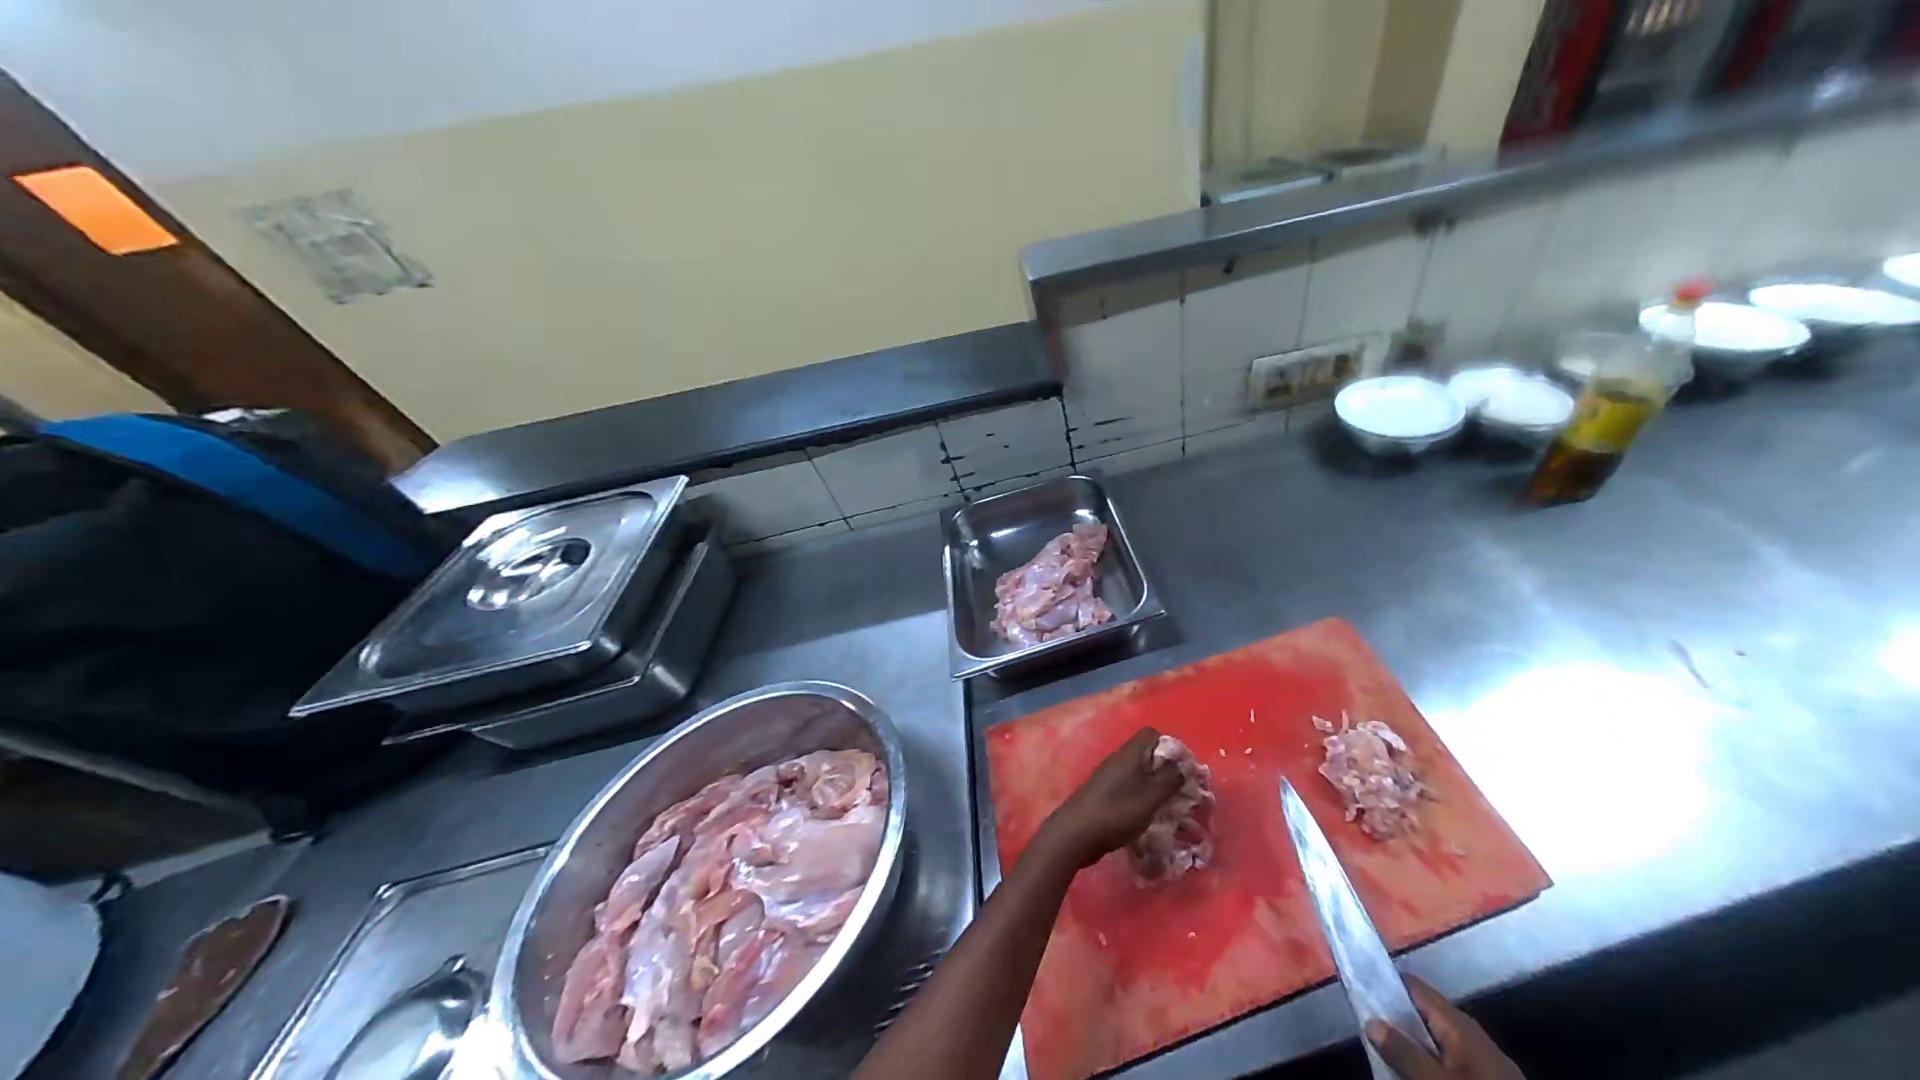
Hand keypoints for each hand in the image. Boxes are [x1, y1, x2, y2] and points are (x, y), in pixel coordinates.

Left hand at [1031, 727, 1182, 868]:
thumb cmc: (1117, 811)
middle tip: (1182, 795)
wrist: (1076, 834)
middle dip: (1167, 774)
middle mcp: (1118, 761)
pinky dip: (1142, 802)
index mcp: (1129, 754)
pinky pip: (1129, 792)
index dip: (1170, 747)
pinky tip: (1150, 820)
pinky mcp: (1104, 796)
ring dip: (1156, 791)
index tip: (1182, 770)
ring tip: (1171, 811)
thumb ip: (1170, 778)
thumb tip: (1182, 764)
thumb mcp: (1151, 795)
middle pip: (1147, 757)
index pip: (1151, 734)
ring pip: (1140, 777)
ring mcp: (1109, 779)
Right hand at [1366, 977, 1524, 1079]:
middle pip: (1422, 1010)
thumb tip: (1371, 1021)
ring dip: (1412, 1039)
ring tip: (1388, 1049)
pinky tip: (1419, 1068)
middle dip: (1396, 1017)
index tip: (1359, 989)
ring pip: (1435, 1034)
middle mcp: (1470, 1030)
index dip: (1384, 984)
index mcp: (1458, 1023)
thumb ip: (1404, 1052)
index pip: (1413, 986)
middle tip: (1369, 1027)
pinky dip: (1430, 1055)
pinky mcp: (1488, 1073)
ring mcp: (1482, 1054)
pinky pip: (1449, 1053)